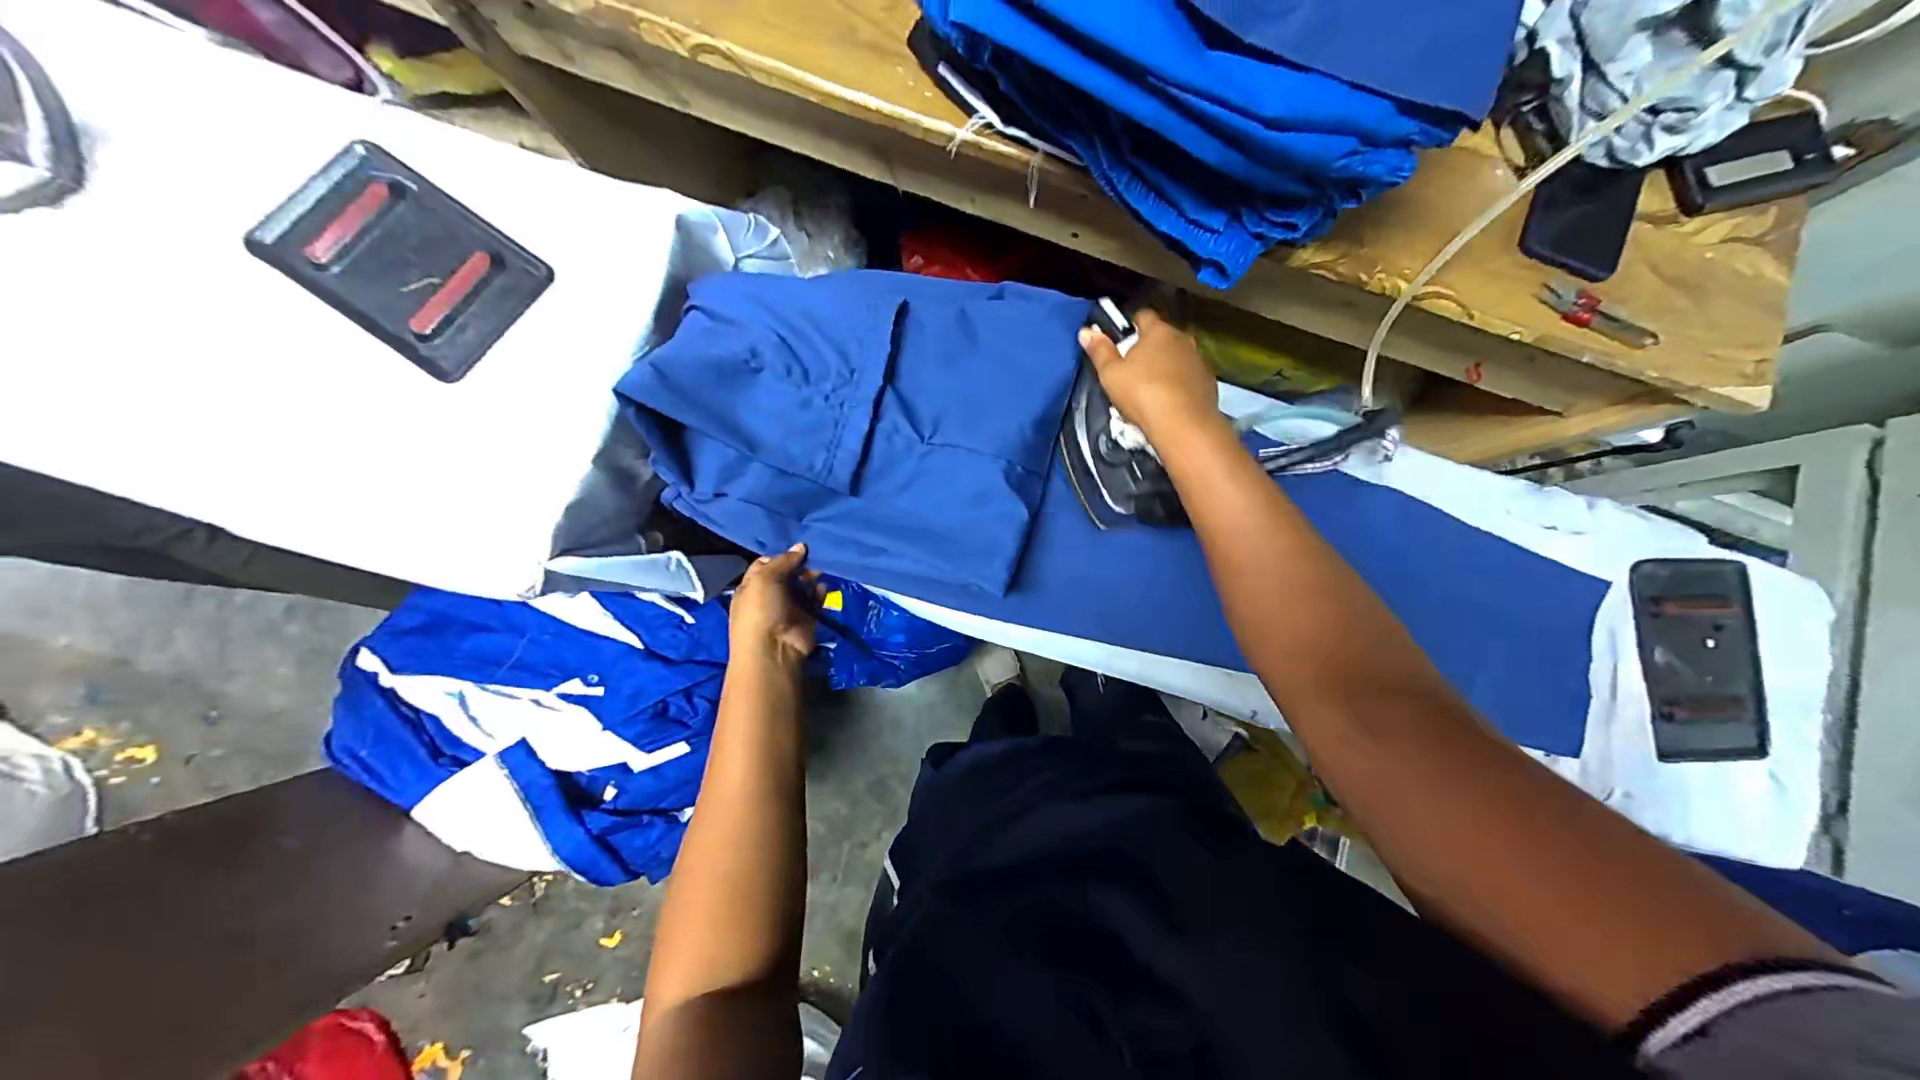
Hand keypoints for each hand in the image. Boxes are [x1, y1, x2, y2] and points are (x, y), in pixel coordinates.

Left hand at [729, 544, 819, 669]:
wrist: (773, 649)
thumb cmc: (761, 610)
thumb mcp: (764, 578)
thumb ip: (783, 560)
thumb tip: (801, 546)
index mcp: (752, 586)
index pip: (766, 564)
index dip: (780, 555)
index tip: (797, 548)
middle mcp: (770, 595)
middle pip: (788, 573)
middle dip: (800, 564)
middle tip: (814, 554)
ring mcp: (789, 607)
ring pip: (803, 585)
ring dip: (812, 576)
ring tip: (821, 568)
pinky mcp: (807, 617)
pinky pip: (816, 599)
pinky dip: (821, 592)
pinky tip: (823, 586)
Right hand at [1078, 309, 1224, 444]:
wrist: (1184, 425)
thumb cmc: (1142, 394)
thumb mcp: (1111, 375)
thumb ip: (1099, 351)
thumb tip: (1085, 331)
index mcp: (1158, 331)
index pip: (1144, 315)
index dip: (1131, 324)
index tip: (1122, 340)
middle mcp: (1182, 338)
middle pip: (1163, 335)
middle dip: (1150, 346)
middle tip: (1134, 368)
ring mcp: (1199, 359)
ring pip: (1179, 355)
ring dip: (1167, 364)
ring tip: (1153, 386)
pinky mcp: (1209, 381)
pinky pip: (1190, 375)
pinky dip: (1181, 381)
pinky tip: (1171, 399)